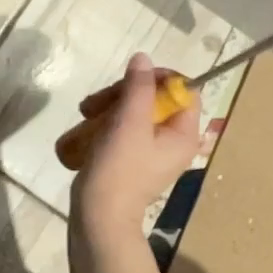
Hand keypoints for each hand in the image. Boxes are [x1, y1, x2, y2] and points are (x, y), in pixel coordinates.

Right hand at [71, 53, 200, 231]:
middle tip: (99, 100)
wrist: (98, 215)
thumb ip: (138, 87)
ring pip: (135, 110)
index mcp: (183, 135)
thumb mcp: (130, 122)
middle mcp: (173, 141)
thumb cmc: (119, 168)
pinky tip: (87, 124)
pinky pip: (123, 127)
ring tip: (87, 112)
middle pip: (156, 99)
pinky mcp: (130, 157)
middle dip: (125, 92)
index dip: (160, 78)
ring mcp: (151, 150)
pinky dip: (107, 121)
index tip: (131, 78)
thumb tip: (143, 58)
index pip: (185, 91)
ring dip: (110, 104)